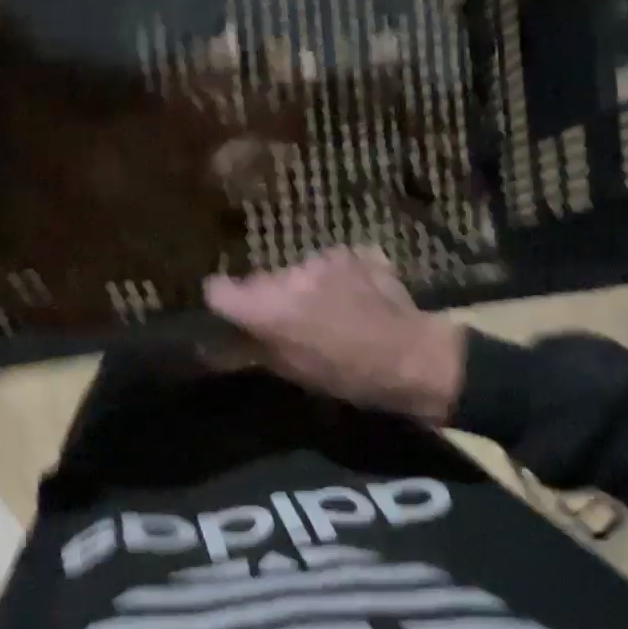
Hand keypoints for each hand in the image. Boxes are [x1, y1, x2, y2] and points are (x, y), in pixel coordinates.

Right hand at [203, 248, 465, 423]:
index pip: (218, 289)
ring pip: (301, 272)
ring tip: (333, 313)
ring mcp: (326, 258)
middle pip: (264, 281)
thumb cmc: (347, 375)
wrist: (411, 357)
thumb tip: (216, 345)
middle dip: (272, 298)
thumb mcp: (291, 371)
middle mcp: (289, 274)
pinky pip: (335, 265)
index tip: (232, 315)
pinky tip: (358, 300)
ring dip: (308, 288)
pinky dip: (340, 279)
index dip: (223, 301)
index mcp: (267, 306)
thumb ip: (251, 349)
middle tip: (294, 325)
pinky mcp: (356, 252)